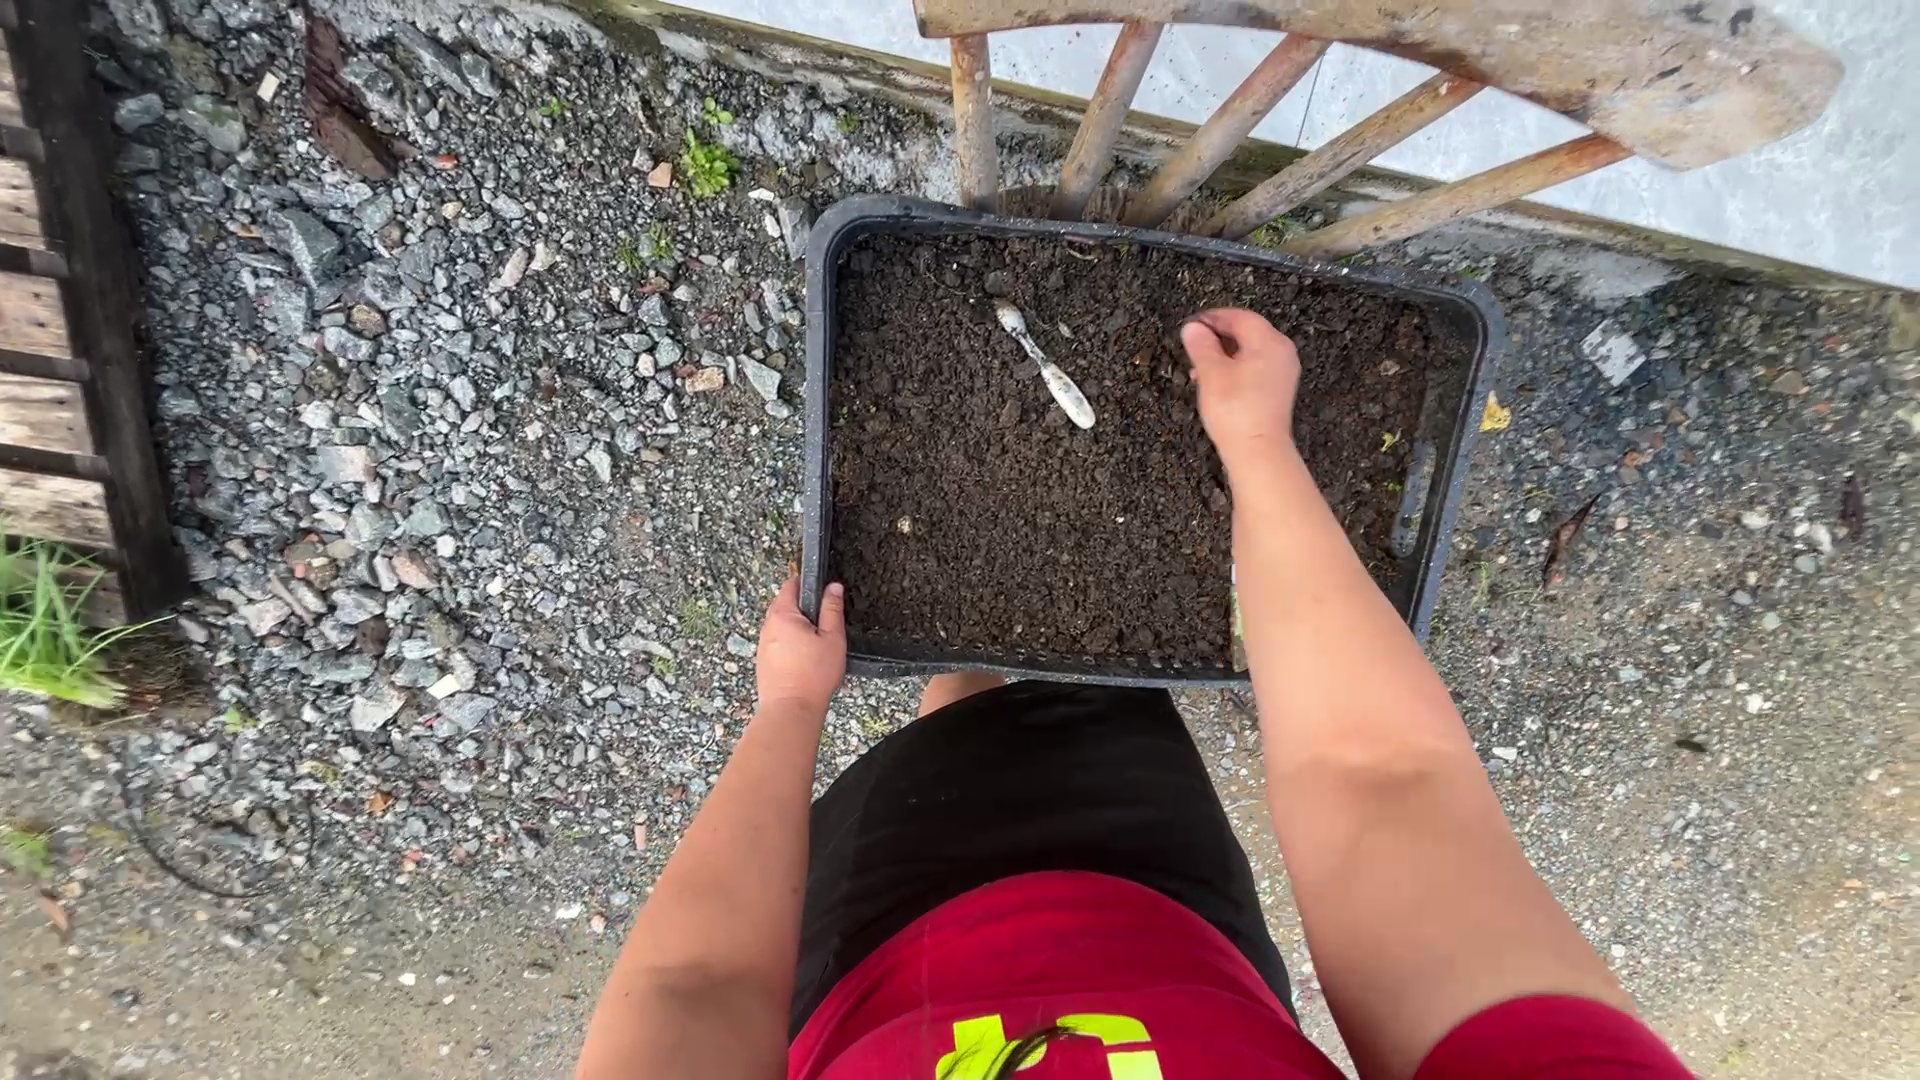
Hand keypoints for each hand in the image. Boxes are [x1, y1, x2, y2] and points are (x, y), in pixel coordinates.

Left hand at [755, 575, 846, 713]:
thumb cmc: (813, 676)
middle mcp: (768, 627)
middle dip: (804, 608)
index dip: (807, 583)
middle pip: (785, 605)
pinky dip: (792, 644)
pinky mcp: (765, 661)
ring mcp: (764, 645)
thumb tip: (833, 587)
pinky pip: (779, 643)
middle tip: (824, 621)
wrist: (791, 710)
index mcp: (783, 615)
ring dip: (798, 628)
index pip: (791, 585)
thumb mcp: (832, 638)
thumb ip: (832, 609)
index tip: (821, 590)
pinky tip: (806, 658)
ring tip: (817, 644)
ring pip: (782, 625)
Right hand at [1180, 309, 1301, 473]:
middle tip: (1193, 344)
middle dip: (1218, 337)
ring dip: (1223, 355)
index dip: (1214, 318)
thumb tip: (1193, 328)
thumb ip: (1201, 346)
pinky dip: (1234, 369)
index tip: (1193, 324)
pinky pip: (1254, 369)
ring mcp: (1282, 373)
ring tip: (1199, 368)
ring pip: (1249, 352)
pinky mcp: (1276, 391)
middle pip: (1247, 333)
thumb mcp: (1211, 374)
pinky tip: (1216, 383)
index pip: (1240, 317)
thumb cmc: (1236, 412)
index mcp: (1269, 343)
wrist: (1257, 450)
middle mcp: (1281, 354)